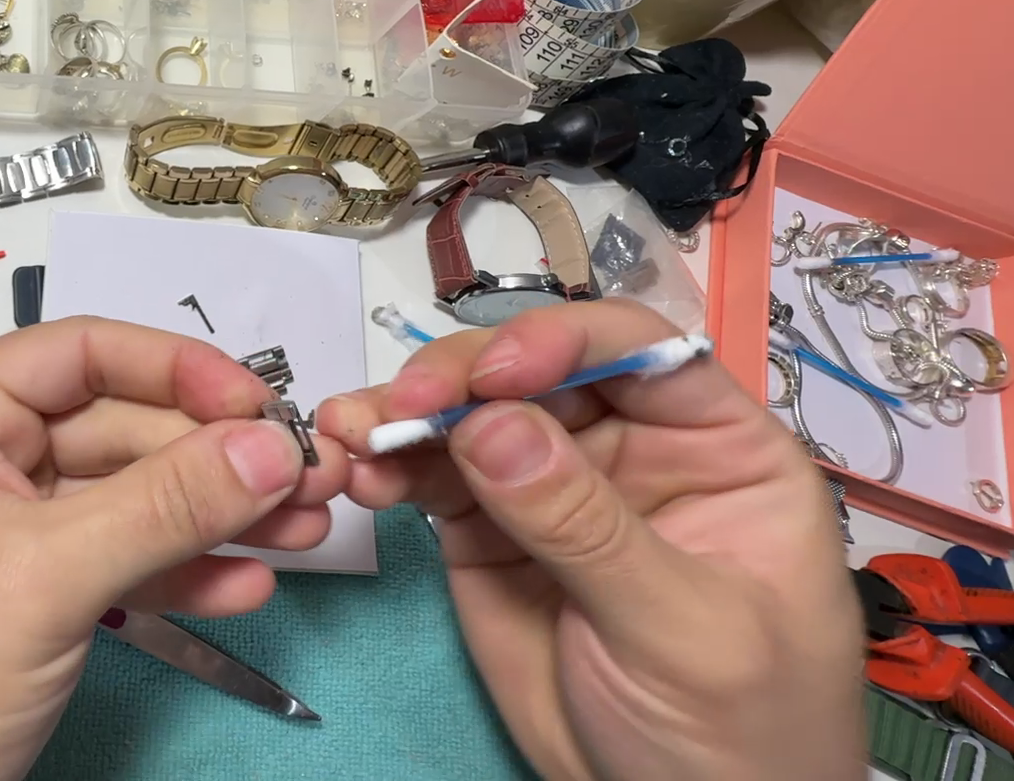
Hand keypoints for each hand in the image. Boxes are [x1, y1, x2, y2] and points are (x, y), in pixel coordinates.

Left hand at [0, 317, 349, 780]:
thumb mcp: (46, 574)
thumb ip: (165, 505)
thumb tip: (273, 446)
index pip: (84, 354)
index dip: (178, 370)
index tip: (261, 405)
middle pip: (121, 423)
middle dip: (213, 456)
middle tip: (308, 480)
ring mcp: (14, 509)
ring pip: (131, 489)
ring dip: (214, 512)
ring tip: (307, 529)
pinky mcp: (37, 573)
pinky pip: (119, 549)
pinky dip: (180, 564)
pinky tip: (246, 582)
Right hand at [316, 300, 862, 780]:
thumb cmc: (730, 737)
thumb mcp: (683, 634)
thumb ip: (586, 526)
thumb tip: (489, 425)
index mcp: (708, 449)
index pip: (636, 353)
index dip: (560, 342)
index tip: (490, 373)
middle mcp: (615, 444)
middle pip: (524, 371)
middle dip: (454, 378)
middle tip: (397, 409)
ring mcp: (536, 478)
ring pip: (459, 412)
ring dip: (397, 414)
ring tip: (349, 437)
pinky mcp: (475, 517)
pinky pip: (421, 468)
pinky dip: (382, 462)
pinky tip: (356, 476)